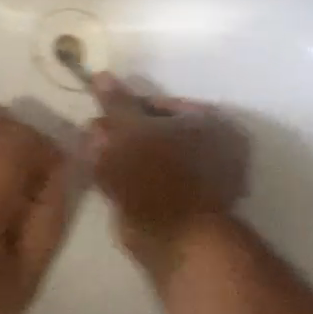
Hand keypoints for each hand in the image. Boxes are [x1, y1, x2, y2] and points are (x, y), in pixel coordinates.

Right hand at [88, 73, 249, 267]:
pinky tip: (108, 180)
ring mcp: (208, 181)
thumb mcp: (127, 127)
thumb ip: (115, 102)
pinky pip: (156, 182)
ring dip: (124, 156)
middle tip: (93, 138)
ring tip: (95, 159)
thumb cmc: (154, 172)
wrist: (174, 238)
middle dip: (122, 133)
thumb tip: (102, 75)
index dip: (125, 106)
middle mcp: (219, 148)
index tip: (99, 115)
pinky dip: (134, 179)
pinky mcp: (191, 208)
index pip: (160, 103)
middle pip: (158, 130)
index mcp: (212, 122)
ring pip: (155, 157)